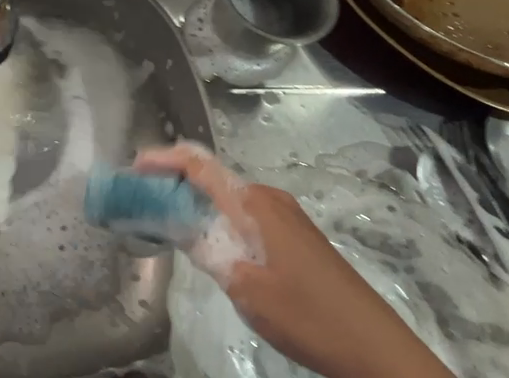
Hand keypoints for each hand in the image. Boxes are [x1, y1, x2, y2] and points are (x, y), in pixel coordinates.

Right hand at [134, 142, 452, 377]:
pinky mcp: (295, 237)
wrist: (377, 348)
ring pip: (226, 198)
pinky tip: (208, 244)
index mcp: (253, 202)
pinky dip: (216, 219)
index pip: (197, 164)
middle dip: (172, 184)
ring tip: (166, 223)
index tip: (131, 169)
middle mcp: (267, 198)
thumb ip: (202, 246)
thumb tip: (172, 220)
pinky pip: (244, 215)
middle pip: (209, 177)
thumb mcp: (243, 285)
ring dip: (194, 204)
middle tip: (141, 202)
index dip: (161, 159)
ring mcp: (285, 216)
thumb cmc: (306, 314)